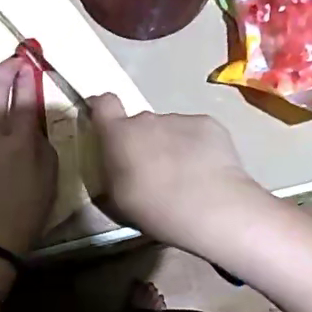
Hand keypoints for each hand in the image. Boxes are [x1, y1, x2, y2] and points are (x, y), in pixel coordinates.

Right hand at [87, 94, 264, 251]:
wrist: (207, 207)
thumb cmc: (151, 207)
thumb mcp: (115, 198)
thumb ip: (112, 172)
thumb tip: (118, 164)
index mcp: (118, 135)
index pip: (104, 104)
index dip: (103, 110)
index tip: (105, 123)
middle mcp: (147, 120)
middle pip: (140, 123)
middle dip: (143, 141)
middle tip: (152, 172)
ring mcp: (180, 119)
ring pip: (170, 130)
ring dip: (171, 146)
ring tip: (184, 177)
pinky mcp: (209, 124)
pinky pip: (195, 133)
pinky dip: (197, 148)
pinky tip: (204, 172)